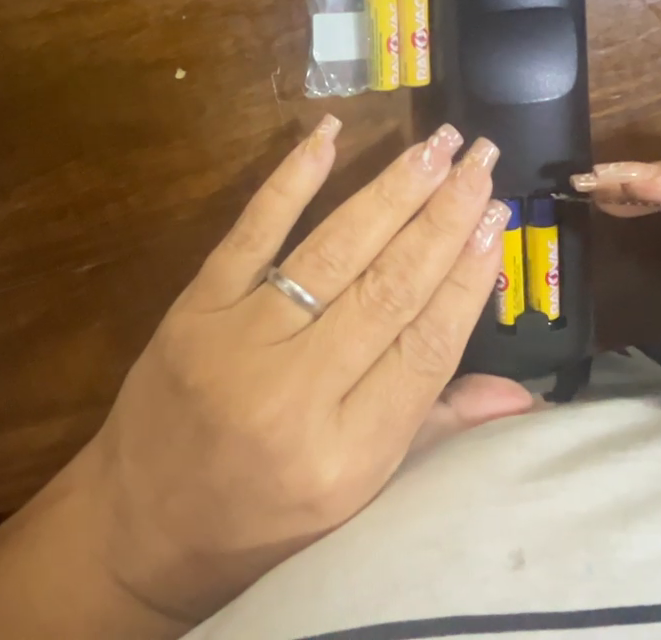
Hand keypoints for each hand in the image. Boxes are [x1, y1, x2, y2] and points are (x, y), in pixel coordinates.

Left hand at [79, 116, 532, 625]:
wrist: (137, 524)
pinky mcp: (194, 307)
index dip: (467, 279)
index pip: (426, 348)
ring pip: (332, 252)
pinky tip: (330, 136)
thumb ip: (433, 433)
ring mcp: (238, 340)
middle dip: (442, 217)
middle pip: (388, 288)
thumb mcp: (353, 501)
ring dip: (389, 191)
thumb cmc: (258, 521)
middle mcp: (295, 394)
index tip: (498, 219)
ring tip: (435, 146)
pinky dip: (291, 179)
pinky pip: (252, 232)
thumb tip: (523, 397)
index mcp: (346, 456)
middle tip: (481, 160)